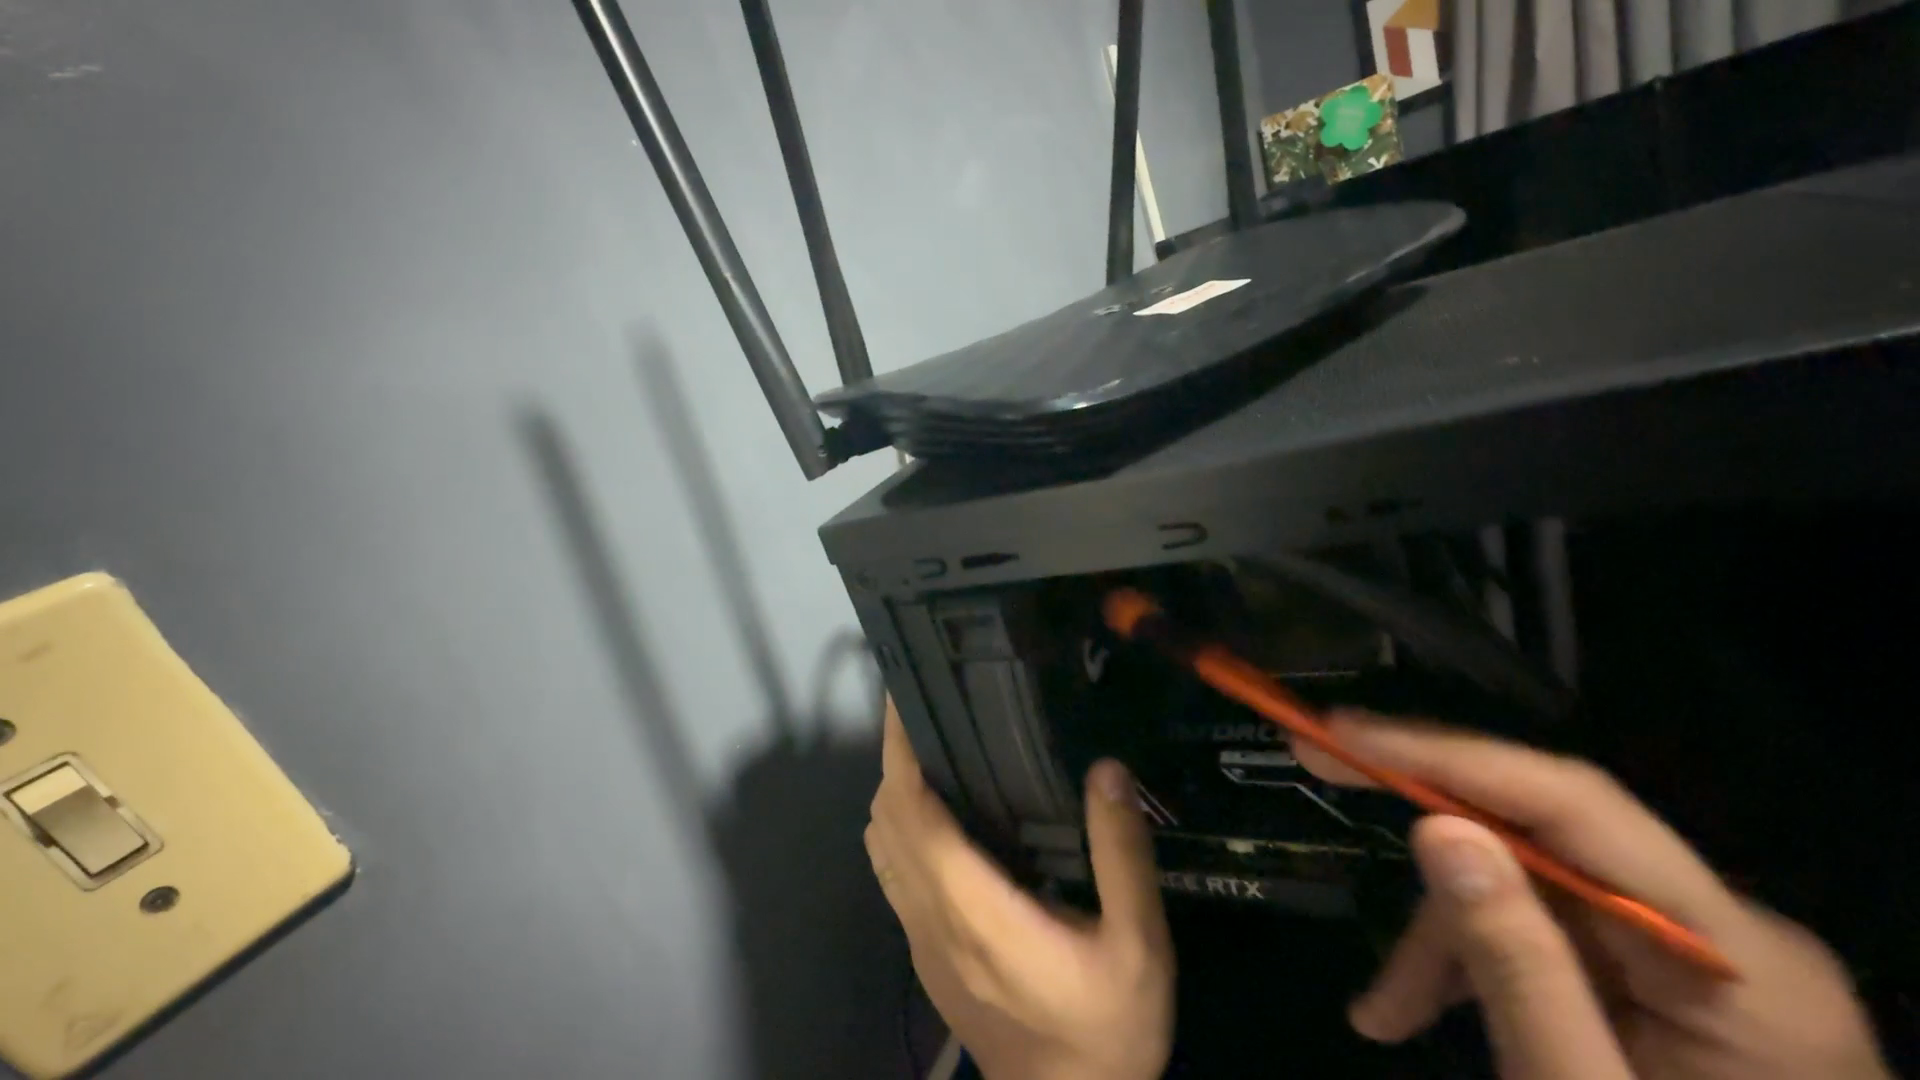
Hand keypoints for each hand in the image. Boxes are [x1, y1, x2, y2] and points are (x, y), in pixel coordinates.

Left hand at [865, 700, 1173, 1079]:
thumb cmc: (1106, 1026)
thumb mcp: (1138, 943)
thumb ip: (1122, 855)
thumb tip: (1106, 769)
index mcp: (976, 909)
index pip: (913, 814)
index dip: (901, 753)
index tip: (906, 701)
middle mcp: (932, 917)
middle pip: (887, 820)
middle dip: (894, 759)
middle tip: (927, 712)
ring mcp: (919, 938)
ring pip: (881, 846)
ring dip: (893, 794)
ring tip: (932, 752)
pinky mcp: (923, 953)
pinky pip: (892, 872)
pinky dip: (898, 828)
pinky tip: (938, 814)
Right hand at [1298, 711, 1892, 1079]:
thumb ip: (1519, 967)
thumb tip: (1438, 829)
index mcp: (1738, 955)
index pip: (1576, 806)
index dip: (1450, 757)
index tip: (1342, 731)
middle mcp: (1721, 930)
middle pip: (1542, 846)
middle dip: (1430, 860)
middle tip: (1318, 770)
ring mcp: (1689, 957)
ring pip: (1528, 894)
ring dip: (1442, 941)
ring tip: (1382, 1013)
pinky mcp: (1656, 984)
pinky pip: (1541, 940)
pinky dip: (1470, 967)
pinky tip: (1414, 1014)